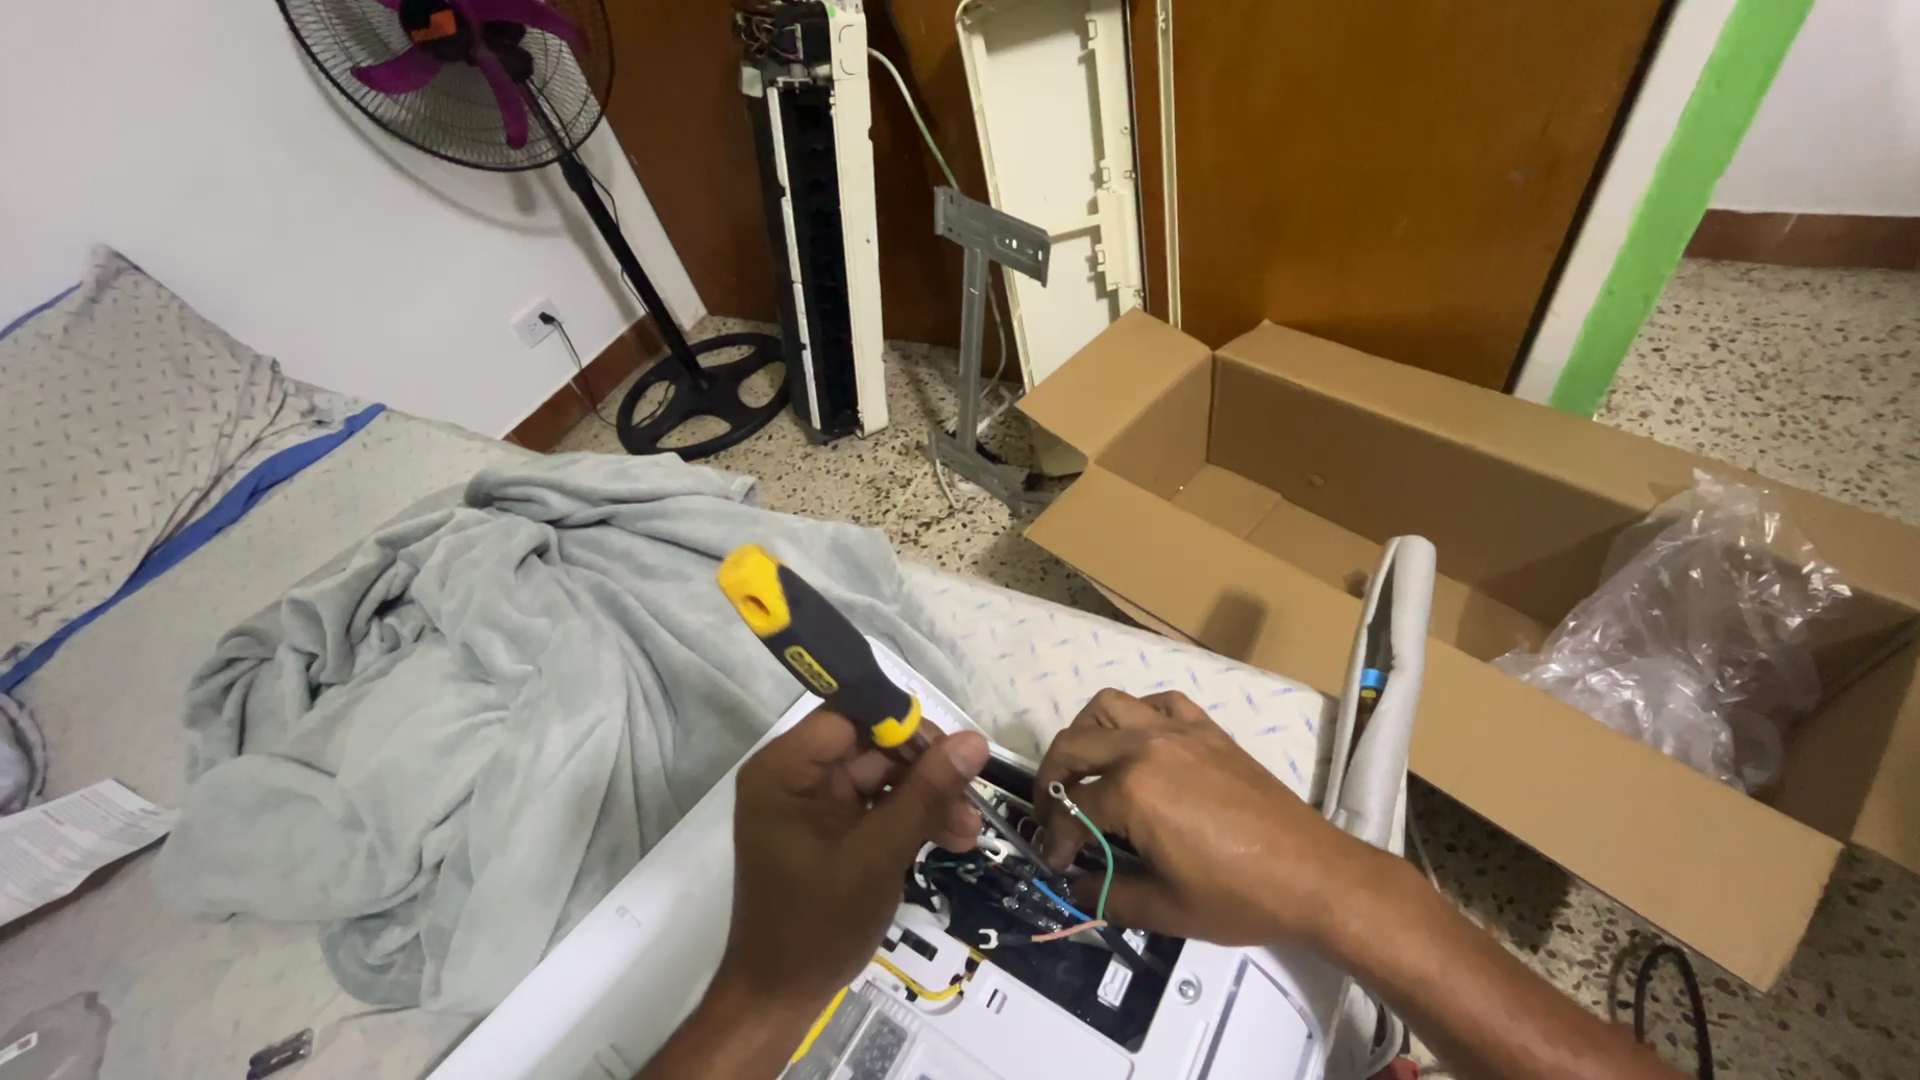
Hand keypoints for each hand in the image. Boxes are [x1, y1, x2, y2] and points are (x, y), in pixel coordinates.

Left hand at [716, 708, 990, 1007]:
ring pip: (884, 775)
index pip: (848, 717)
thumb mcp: (877, 855)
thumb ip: (925, 795)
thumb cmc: (817, 925)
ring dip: (928, 798)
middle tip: (970, 797)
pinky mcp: (833, 825)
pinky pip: (880, 803)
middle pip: (872, 745)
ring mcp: (816, 801)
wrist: (783, 999)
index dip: (901, 726)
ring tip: (968, 831)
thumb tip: (975, 741)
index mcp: (785, 769)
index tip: (950, 751)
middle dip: (924, 771)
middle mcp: (797, 775)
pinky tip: (953, 838)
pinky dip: (914, 817)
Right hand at [1036, 689, 1385, 946]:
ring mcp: (1178, 731)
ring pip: (1108, 706)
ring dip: (1085, 733)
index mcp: (1131, 790)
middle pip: (1074, 745)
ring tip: (1086, 765)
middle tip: (1054, 812)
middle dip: (1051, 779)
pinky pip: (1158, 702)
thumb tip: (1077, 888)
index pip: (1071, 808)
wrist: (1313, 874)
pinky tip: (1140, 743)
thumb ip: (1110, 895)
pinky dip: (1138, 715)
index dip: (1055, 838)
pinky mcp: (1206, 729)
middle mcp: (1145, 747)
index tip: (1056, 862)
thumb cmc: (1238, 895)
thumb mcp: (1167, 909)